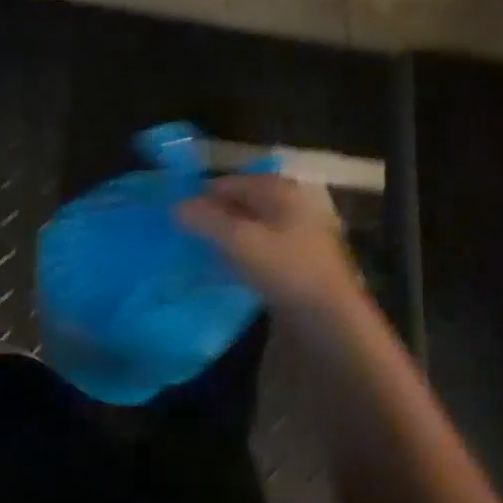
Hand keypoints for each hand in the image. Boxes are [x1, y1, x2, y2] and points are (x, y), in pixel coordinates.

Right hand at [176, 173, 365, 313]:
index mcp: (278, 189)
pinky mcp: (299, 259)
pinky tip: (227, 270)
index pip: (225, 183)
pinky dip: (240, 254)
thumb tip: (173, 206)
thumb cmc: (283, 269)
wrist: (330, 319)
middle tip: (185, 237)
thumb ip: (202, 218)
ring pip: (248, 226)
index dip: (198, 198)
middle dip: (211, 217)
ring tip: (201, 254)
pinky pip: (259, 247)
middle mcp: (291, 202)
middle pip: (238, 203)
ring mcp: (298, 231)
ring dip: (224, 237)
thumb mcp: (236, 240)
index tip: (175, 220)